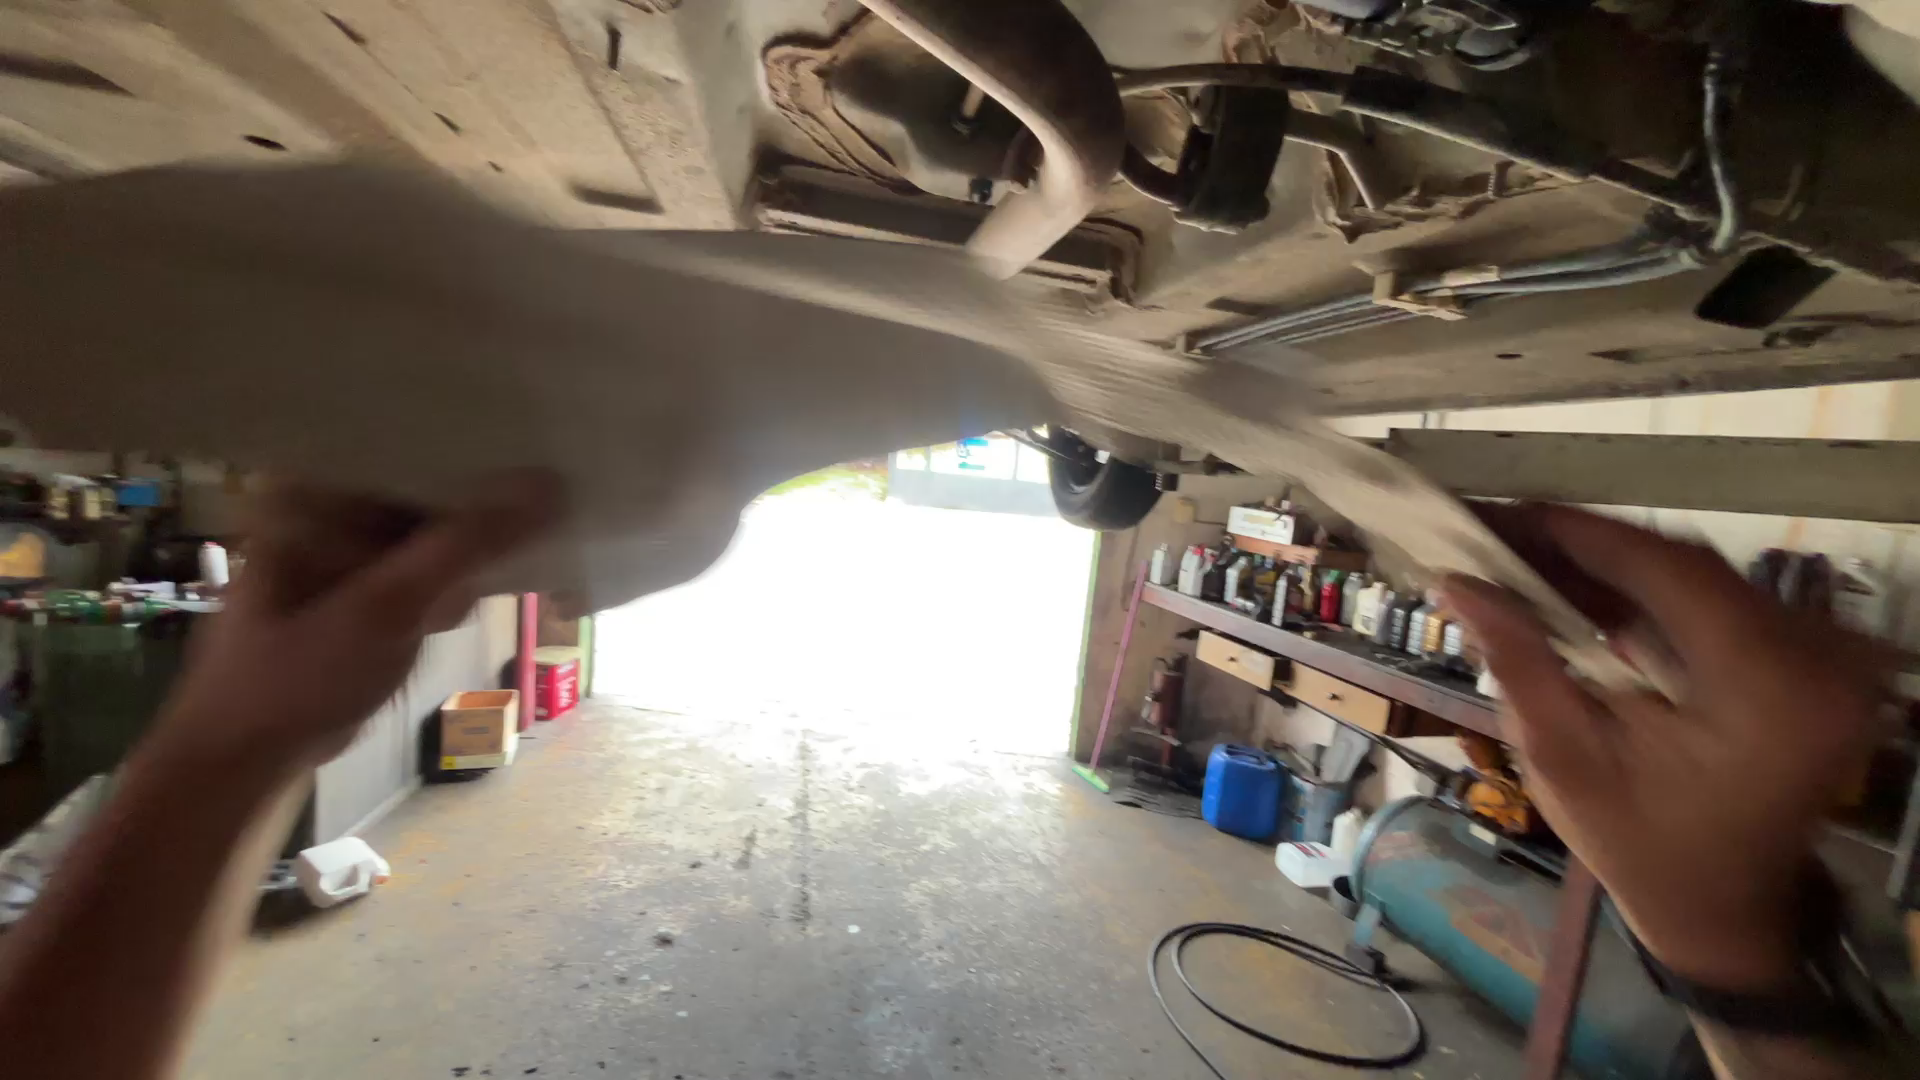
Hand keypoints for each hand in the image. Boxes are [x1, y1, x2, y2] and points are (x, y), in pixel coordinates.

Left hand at [148, 471, 560, 774]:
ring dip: (480, 548)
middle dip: (486, 508)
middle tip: (540, 513)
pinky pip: (436, 562)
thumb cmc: (297, 677)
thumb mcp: (389, 605)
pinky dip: (463, 578)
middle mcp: (331, 508)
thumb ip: (469, 543)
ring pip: (442, 527)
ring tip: (498, 570)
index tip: (537, 452)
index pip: (411, 445)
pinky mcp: (374, 585)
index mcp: (313, 491)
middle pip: (432, 487)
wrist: (247, 759)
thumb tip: (550, 484)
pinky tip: (467, 604)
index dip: (475, 448)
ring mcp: (353, 549)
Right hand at [1440, 506, 1889, 991]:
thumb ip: (1515, 659)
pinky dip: (1623, 587)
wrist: (1715, 902)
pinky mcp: (1791, 661)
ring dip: (1594, 560)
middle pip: (1680, 564)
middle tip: (1488, 532)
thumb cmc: (1635, 840)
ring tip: (1509, 553)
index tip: (1499, 512)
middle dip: (1576, 541)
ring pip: (1686, 573)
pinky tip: (1559, 586)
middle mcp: (1814, 661)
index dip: (1578, 532)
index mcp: (1769, 691)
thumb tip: (1455, 581)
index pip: (1670, 572)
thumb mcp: (1559, 753)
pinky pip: (1697, 599)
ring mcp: (1812, 659)